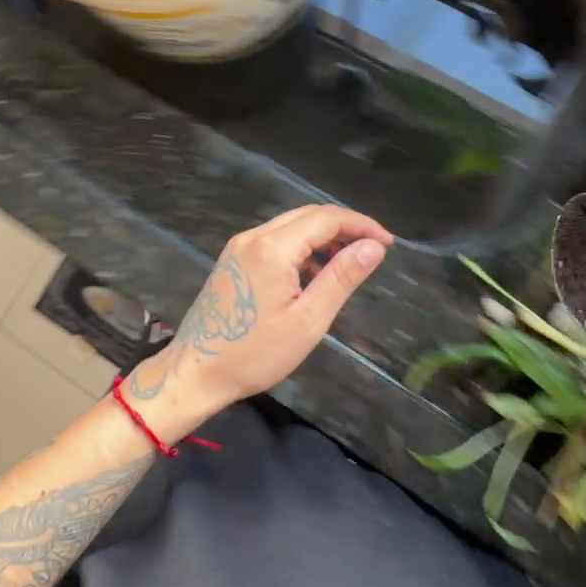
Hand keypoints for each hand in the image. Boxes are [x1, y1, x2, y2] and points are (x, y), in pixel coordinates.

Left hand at [122, 205, 391, 437]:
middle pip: (307, 215)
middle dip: (344, 226)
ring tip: (348, 262)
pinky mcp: (232, 260)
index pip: (326, 218)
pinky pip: (273, 240)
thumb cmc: (256, 353)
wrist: (197, 371)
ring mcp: (238, 246)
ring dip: (322, 236)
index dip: (361, 225)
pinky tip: (314, 273)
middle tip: (374, 249)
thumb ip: (341, 278)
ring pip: (289, 225)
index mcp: (272, 248)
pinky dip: (300, 246)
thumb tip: (373, 246)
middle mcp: (252, 237)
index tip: (388, 243)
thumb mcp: (308, 320)